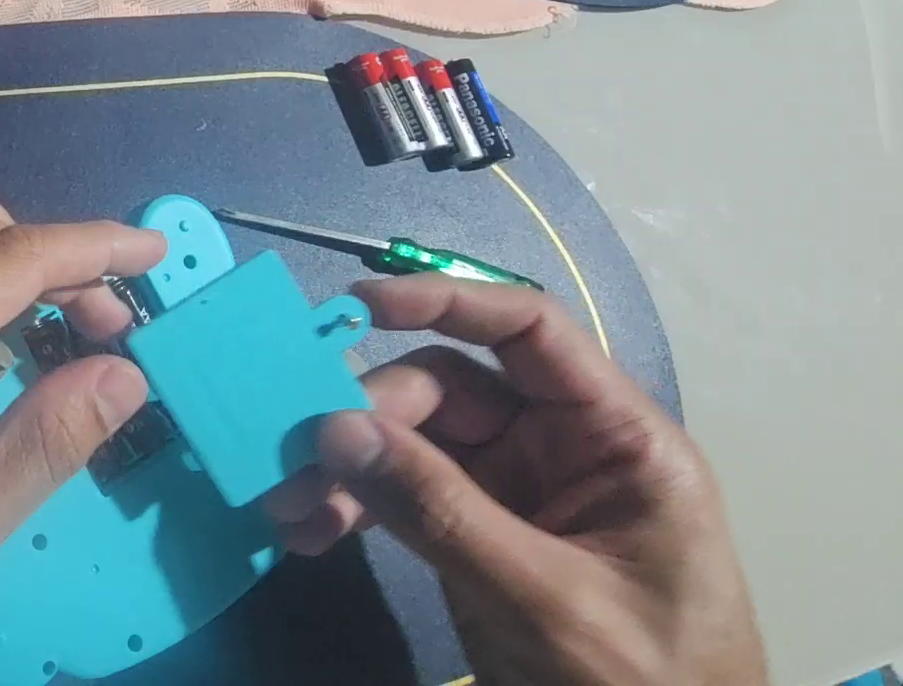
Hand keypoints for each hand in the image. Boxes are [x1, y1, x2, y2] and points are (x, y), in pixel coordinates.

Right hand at [264, 275, 766, 685]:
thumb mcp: (547, 601)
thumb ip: (441, 512)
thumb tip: (334, 429)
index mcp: (612, 438)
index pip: (528, 331)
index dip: (446, 301)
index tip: (361, 305)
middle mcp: (550, 441)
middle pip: (438, 389)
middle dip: (366, 421)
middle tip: (304, 460)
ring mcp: (502, 480)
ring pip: (400, 435)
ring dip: (342, 467)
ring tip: (291, 508)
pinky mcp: (461, 518)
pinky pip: (389, 485)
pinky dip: (346, 502)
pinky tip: (310, 531)